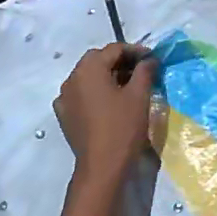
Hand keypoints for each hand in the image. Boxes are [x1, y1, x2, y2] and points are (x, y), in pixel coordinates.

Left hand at [52, 44, 155, 177]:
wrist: (102, 166)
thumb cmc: (123, 127)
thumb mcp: (139, 96)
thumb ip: (145, 71)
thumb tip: (149, 59)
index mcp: (89, 69)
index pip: (113, 49)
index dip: (135, 51)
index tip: (152, 58)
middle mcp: (71, 78)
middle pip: (97, 60)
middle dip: (119, 61)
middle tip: (141, 70)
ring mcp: (64, 98)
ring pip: (87, 77)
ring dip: (107, 76)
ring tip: (128, 86)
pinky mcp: (64, 115)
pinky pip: (80, 94)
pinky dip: (95, 92)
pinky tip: (109, 102)